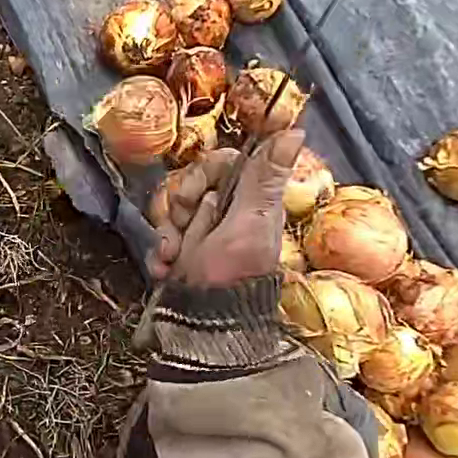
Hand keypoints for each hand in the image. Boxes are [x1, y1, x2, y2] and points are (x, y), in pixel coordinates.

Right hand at [148, 130, 304, 288]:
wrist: (205, 327)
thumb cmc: (232, 272)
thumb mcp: (249, 222)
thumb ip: (265, 178)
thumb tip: (296, 130)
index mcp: (250, 201)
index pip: (222, 162)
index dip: (203, 174)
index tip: (197, 197)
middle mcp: (227, 213)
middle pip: (192, 185)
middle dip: (181, 209)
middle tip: (183, 231)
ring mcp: (203, 235)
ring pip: (173, 211)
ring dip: (168, 236)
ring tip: (171, 260)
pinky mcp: (183, 255)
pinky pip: (163, 239)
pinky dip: (160, 255)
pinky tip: (164, 270)